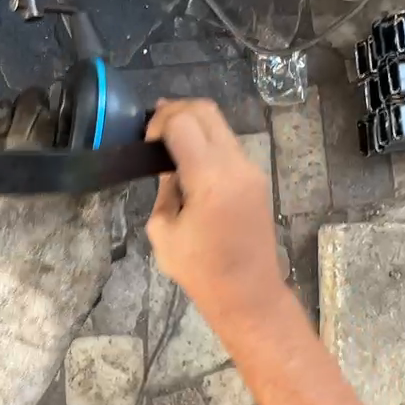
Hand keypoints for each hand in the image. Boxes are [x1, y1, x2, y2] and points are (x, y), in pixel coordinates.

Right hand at [144, 99, 285, 328]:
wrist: (248, 293)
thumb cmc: (200, 271)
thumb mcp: (163, 232)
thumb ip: (164, 191)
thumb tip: (168, 168)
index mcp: (210, 179)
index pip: (182, 123)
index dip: (159, 123)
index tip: (146, 142)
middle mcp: (236, 166)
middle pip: (206, 111)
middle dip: (177, 111)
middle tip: (154, 129)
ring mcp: (251, 170)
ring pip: (221, 126)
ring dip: (194, 126)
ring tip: (169, 143)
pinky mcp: (257, 179)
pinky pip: (229, 147)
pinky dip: (207, 143)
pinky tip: (190, 161)